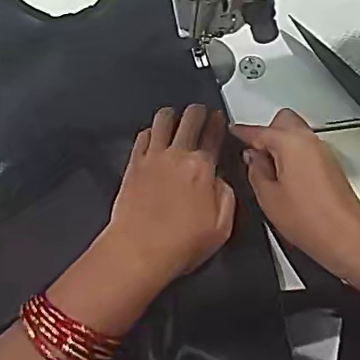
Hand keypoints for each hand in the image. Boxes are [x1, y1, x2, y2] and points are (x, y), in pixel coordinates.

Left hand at [100, 105, 235, 289]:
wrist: (139, 248)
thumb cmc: (178, 243)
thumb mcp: (221, 227)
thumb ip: (226, 197)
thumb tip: (222, 182)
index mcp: (202, 169)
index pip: (213, 135)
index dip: (218, 123)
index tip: (218, 119)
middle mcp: (177, 156)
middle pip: (190, 119)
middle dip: (197, 111)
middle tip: (200, 111)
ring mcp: (153, 157)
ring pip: (162, 120)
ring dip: (172, 115)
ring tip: (175, 115)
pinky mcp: (133, 164)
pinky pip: (142, 136)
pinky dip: (150, 131)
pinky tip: (152, 134)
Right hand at [234, 108, 359, 280]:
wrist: (348, 241)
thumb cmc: (313, 222)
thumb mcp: (267, 197)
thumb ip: (255, 170)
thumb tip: (252, 159)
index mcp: (291, 143)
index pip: (258, 130)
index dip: (241, 132)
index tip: (234, 132)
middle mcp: (310, 142)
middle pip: (283, 120)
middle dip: (266, 131)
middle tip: (253, 153)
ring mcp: (324, 153)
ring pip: (297, 134)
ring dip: (282, 145)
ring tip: (269, 171)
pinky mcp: (332, 166)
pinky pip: (307, 150)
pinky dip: (294, 156)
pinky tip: (286, 180)